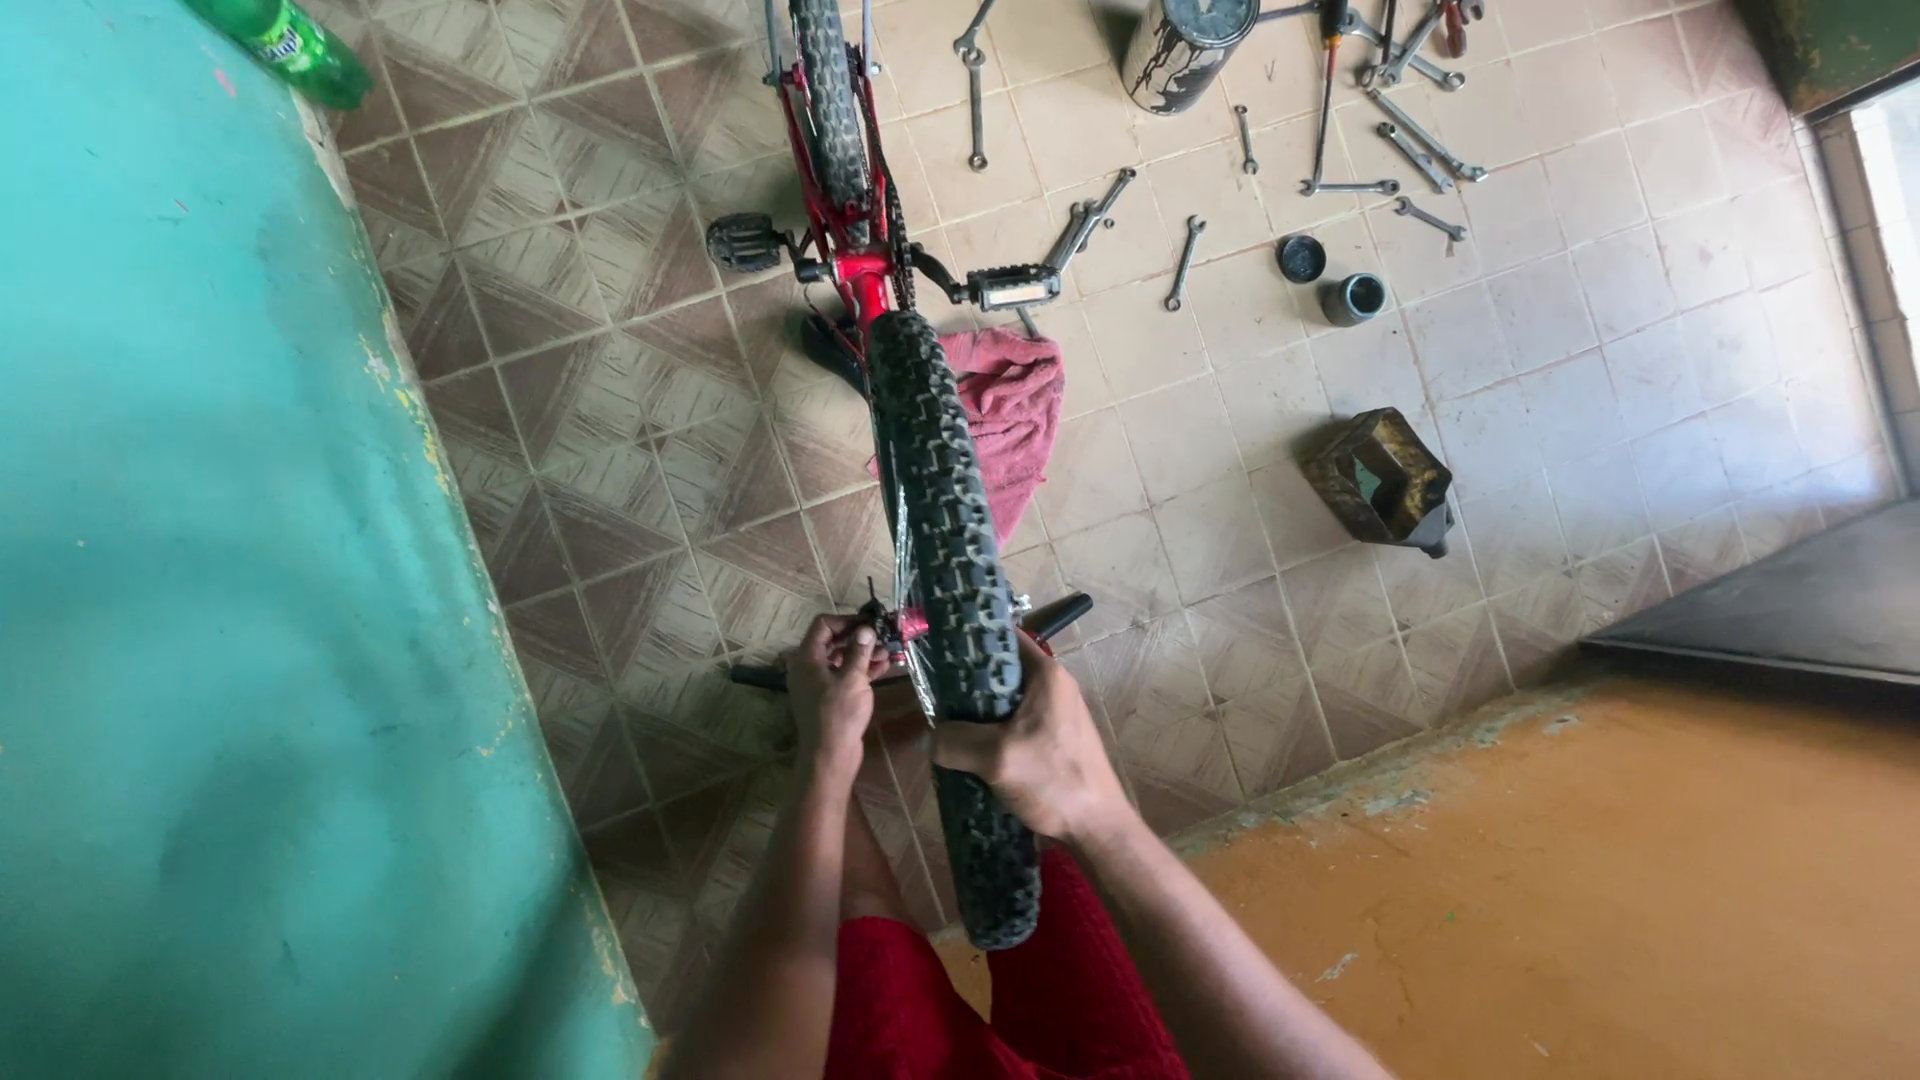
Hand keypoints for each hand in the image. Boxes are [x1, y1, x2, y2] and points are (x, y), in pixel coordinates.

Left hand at [786, 614, 890, 766]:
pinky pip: (843, 675)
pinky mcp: (828, 697)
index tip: (870, 623)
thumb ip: (859, 650)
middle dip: (859, 637)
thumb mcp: (853, 678)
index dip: (847, 620)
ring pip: (840, 659)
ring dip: (863, 653)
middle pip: (832, 641)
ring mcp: (817, 683)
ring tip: (889, 651)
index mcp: (807, 658)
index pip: (823, 625)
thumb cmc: (839, 713)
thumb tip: (866, 629)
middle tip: (884, 636)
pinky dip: (861, 669)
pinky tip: (883, 667)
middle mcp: (808, 667)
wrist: (829, 755)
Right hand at [930, 633, 1134, 844]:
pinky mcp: (1054, 739)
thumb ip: (955, 742)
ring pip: (1006, 702)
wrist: (1098, 828)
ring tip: (951, 730)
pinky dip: (994, 733)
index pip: (1004, 636)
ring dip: (979, 714)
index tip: (942, 653)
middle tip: (939, 700)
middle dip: (969, 684)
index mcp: (1046, 675)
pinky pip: (1015, 725)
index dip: (972, 639)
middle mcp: (1054, 686)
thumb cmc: (1054, 781)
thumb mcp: (995, 759)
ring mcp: (1056, 714)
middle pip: (1001, 670)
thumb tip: (933, 739)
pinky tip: (975, 754)